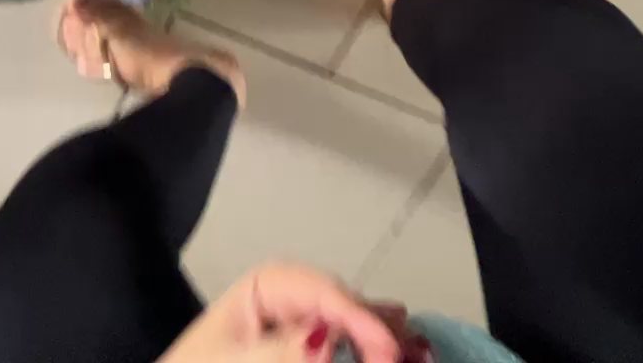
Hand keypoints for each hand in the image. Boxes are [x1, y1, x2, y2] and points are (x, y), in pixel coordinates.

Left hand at [155, 262, 406, 362]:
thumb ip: (278, 351)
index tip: (385, 344)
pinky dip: (357, 343)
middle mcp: (284, 300)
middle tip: (407, 350)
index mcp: (263, 287)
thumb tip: (327, 337)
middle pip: (336, 303)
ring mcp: (292, 326)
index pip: (317, 289)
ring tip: (411, 346)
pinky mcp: (296, 349)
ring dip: (372, 333)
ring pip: (341, 322)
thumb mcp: (231, 362)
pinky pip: (330, 341)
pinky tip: (387, 345)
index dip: (355, 313)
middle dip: (370, 324)